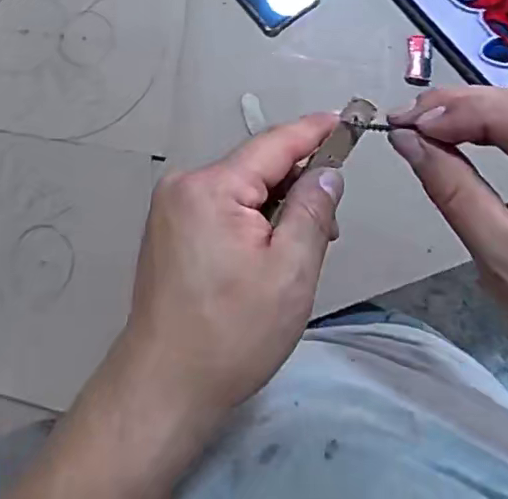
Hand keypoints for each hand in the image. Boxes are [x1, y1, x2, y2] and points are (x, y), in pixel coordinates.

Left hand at [120, 113, 344, 415]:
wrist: (163, 387)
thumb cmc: (231, 334)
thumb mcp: (290, 272)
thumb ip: (313, 211)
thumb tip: (328, 173)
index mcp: (210, 187)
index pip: (273, 144)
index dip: (313, 131)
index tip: (344, 119)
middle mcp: (184, 184)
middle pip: (255, 168)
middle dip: (297, 185)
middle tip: (330, 225)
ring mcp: (171, 207)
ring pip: (241, 189)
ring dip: (275, 208)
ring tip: (301, 248)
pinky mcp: (169, 228)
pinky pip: (222, 207)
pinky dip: (251, 220)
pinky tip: (267, 252)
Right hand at [387, 88, 507, 388]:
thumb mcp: (506, 264)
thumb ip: (456, 194)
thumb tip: (409, 139)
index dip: (474, 111)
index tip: (414, 119)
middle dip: (471, 108)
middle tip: (411, 117)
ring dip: (483, 115)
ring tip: (431, 123)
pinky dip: (505, 128)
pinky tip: (471, 131)